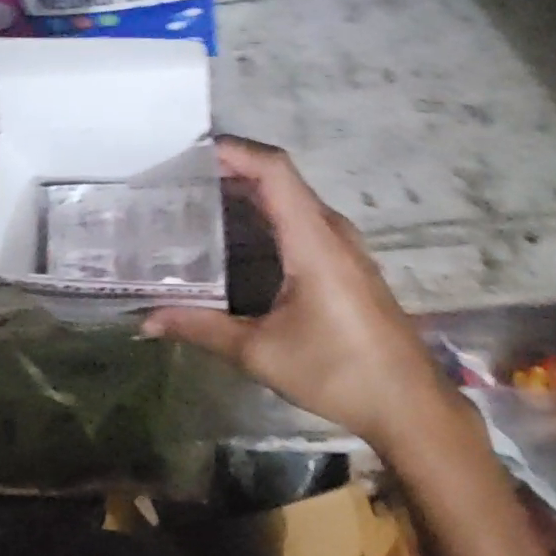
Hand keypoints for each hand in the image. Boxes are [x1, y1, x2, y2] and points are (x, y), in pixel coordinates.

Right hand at [144, 137, 448, 447]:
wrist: (409, 404)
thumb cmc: (338, 372)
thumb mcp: (261, 353)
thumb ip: (202, 328)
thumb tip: (147, 320)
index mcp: (313, 239)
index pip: (273, 169)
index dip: (233, 151)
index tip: (189, 153)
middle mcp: (330, 231)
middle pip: (279, 179)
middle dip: (229, 171)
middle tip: (177, 182)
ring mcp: (342, 246)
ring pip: (290, 200)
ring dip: (247, 194)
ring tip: (195, 204)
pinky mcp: (345, 264)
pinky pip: (300, 222)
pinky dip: (264, 217)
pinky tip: (235, 242)